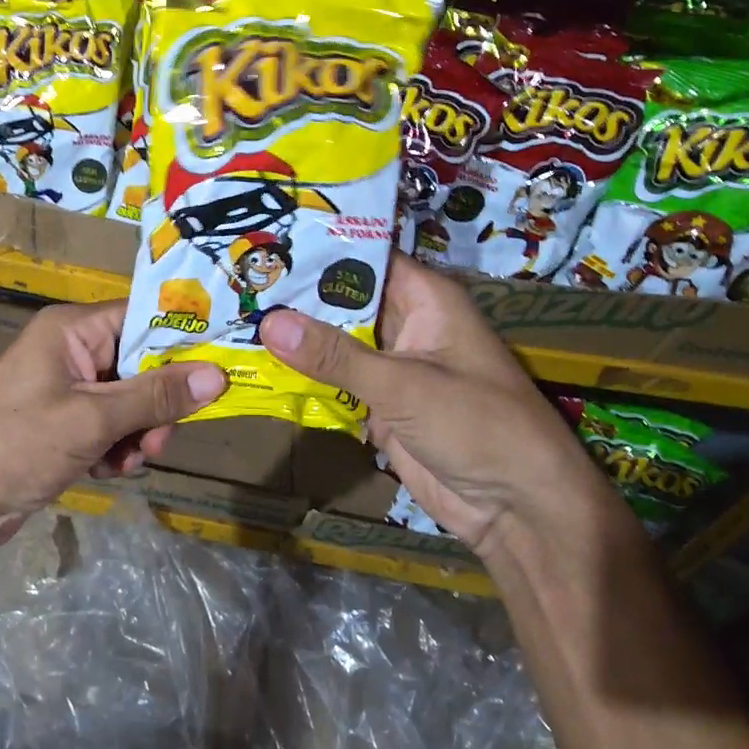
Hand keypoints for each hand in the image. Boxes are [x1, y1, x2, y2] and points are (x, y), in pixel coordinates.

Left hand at [0, 301, 226, 530]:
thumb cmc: (19, 444)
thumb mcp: (93, 419)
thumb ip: (155, 397)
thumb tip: (218, 375)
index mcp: (70, 329)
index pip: (141, 316)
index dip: (181, 341)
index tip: (221, 366)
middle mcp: (69, 349)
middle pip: (140, 363)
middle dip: (156, 405)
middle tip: (158, 441)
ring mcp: (65, 387)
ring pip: (129, 400)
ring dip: (137, 433)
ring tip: (126, 462)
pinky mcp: (63, 422)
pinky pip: (109, 425)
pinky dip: (116, 447)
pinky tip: (107, 470)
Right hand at [258, 260, 615, 554]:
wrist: (518, 509)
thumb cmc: (478, 427)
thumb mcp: (404, 385)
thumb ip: (335, 355)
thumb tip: (268, 321)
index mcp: (426, 300)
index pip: (364, 257)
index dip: (317, 248)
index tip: (263, 240)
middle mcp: (407, 324)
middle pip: (342, 299)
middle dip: (294, 295)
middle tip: (231, 281)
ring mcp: (392, 366)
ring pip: (334, 341)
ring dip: (293, 337)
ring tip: (231, 317)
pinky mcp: (379, 404)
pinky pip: (334, 380)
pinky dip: (303, 376)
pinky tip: (254, 364)